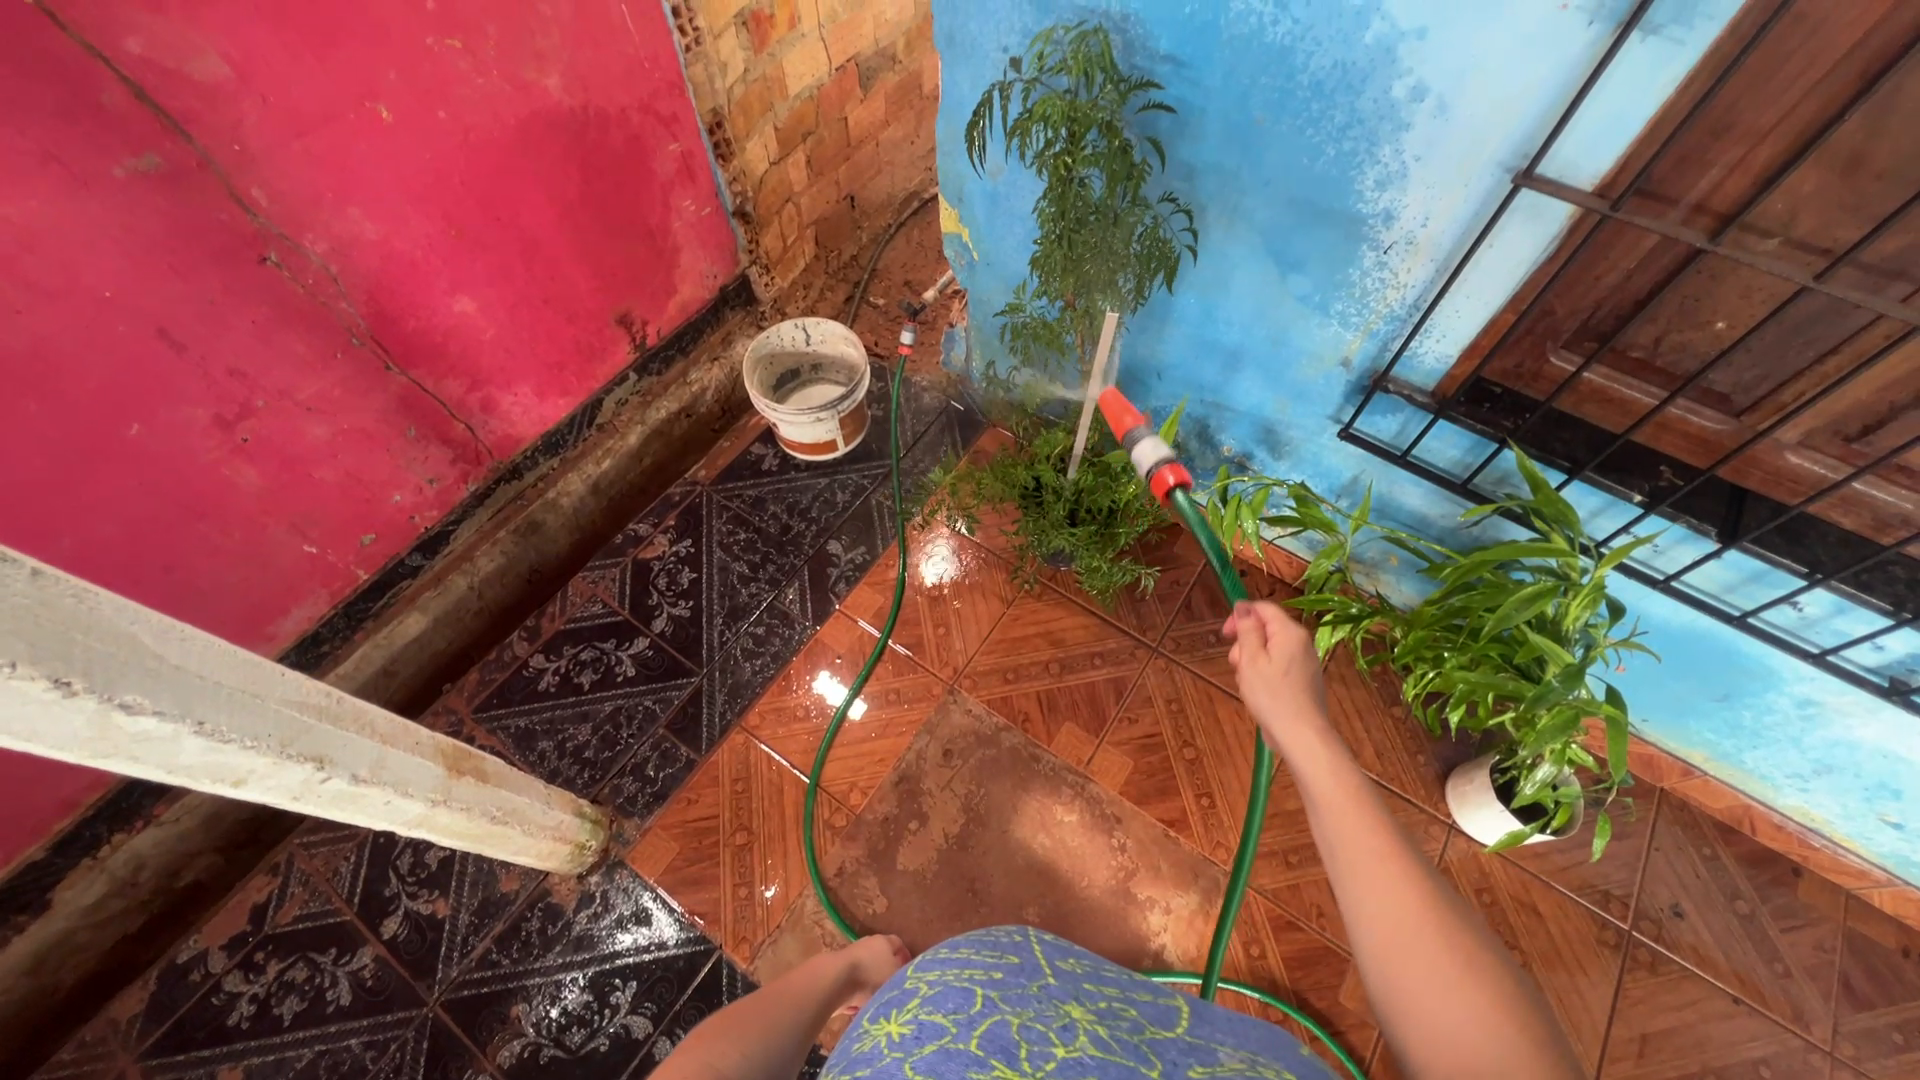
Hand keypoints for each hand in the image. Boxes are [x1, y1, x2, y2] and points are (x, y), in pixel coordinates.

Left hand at [832, 934, 910, 1012]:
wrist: (835, 980)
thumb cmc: (871, 976)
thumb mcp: (895, 977)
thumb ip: (903, 975)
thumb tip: (906, 976)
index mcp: (884, 941)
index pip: (899, 944)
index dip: (905, 957)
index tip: (909, 973)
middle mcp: (868, 944)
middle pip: (881, 957)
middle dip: (887, 973)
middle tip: (893, 989)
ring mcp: (851, 956)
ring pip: (866, 972)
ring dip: (870, 986)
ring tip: (876, 1002)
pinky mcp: (838, 971)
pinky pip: (852, 984)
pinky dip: (856, 994)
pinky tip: (858, 1008)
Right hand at [1221, 600, 1328, 745]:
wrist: (1301, 735)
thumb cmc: (1271, 696)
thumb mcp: (1251, 659)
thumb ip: (1247, 630)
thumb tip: (1243, 606)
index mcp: (1289, 632)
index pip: (1263, 608)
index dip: (1240, 616)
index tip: (1224, 635)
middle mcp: (1301, 642)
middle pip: (1265, 629)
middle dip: (1245, 643)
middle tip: (1236, 665)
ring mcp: (1304, 661)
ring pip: (1269, 649)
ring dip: (1252, 661)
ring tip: (1247, 683)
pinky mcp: (1303, 679)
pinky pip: (1277, 665)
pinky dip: (1264, 673)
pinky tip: (1258, 692)